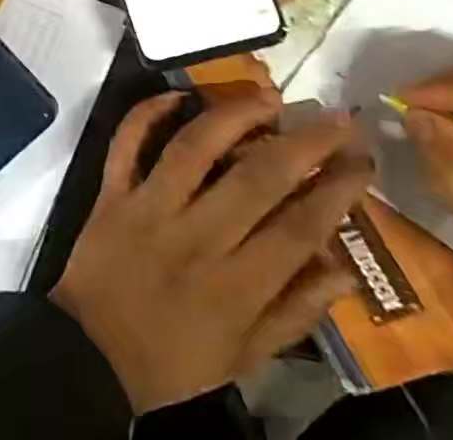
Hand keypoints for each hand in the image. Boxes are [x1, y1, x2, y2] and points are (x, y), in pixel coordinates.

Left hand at [50, 85, 372, 413]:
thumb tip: (344, 267)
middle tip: (334, 117)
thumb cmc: (174, 357)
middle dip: (304, 142)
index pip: (299, 227)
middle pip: (256, 178)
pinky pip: (126, 144)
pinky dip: (146, 114)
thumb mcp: (245, 355)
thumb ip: (296, 312)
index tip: (361, 160)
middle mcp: (195, 236)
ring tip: (268, 97)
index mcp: (236, 285)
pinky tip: (175, 95)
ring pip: (193, 148)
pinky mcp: (112, 193)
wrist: (91, 355)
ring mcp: (148, 208)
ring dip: (233, 115)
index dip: (337, 189)